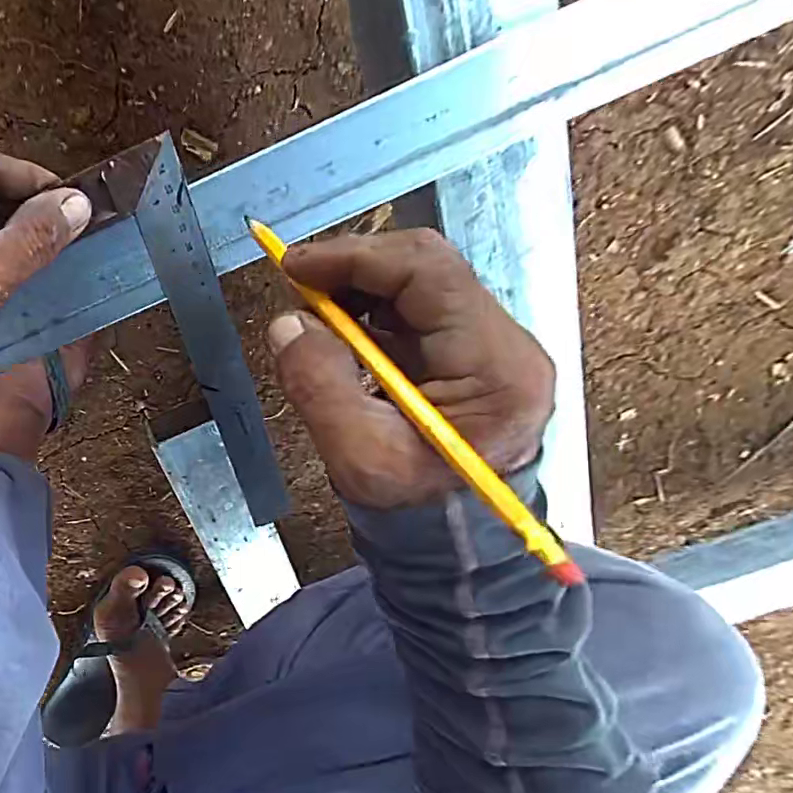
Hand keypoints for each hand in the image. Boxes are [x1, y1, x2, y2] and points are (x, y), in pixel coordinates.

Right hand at [266, 229, 554, 508]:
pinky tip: (337, 325)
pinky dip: (366, 304)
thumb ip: (319, 385)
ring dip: (357, 284)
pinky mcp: (464, 348)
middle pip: (426, 265)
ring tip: (314, 309)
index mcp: (497, 367)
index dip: (357, 258)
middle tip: (298, 282)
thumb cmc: (413, 505)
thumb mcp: (358, 456)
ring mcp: (487, 342)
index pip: (430, 274)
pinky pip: (412, 303)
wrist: (450, 535)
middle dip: (354, 266)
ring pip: (417, 278)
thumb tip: (288, 324)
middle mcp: (505, 343)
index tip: (295, 266)